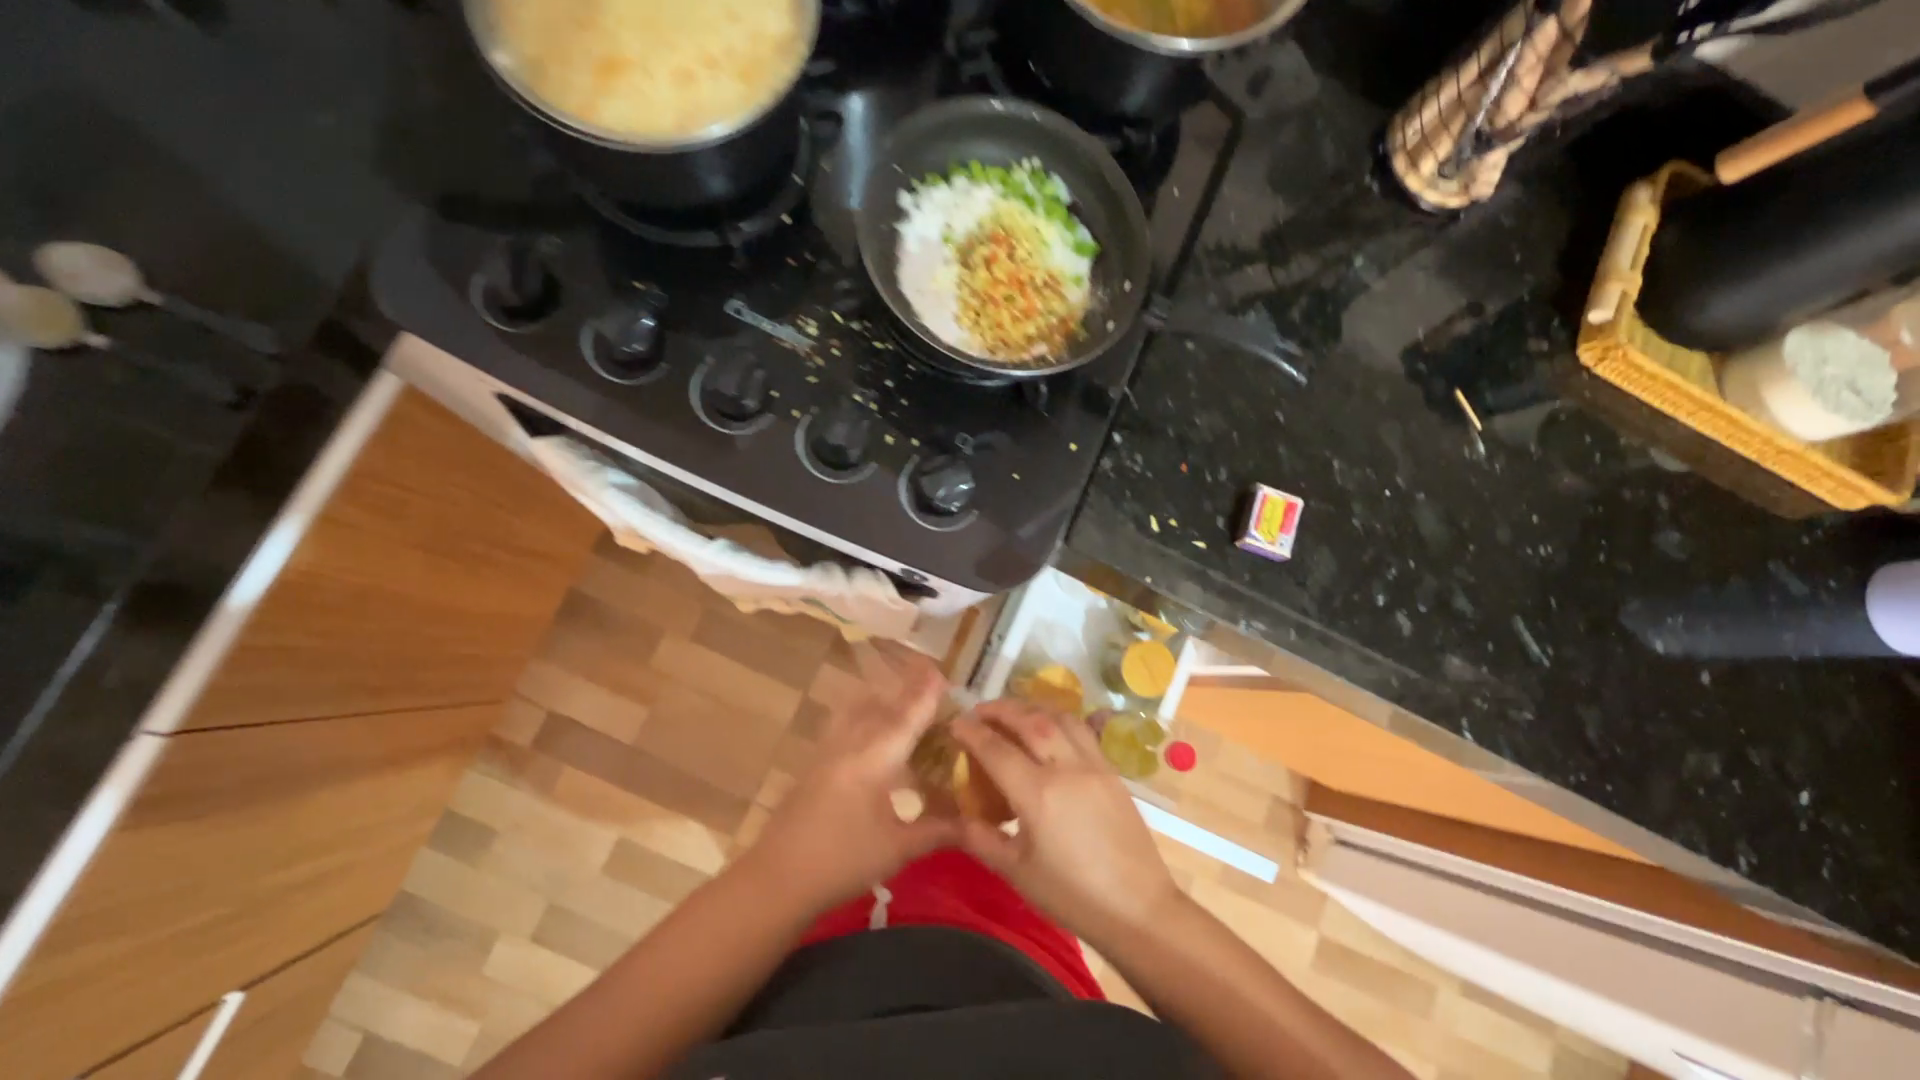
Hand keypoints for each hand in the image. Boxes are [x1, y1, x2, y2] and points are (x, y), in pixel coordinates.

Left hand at [745, 643, 961, 913]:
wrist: (776, 880)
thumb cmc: (842, 863)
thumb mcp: (898, 849)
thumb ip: (938, 831)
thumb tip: (976, 824)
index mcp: (873, 760)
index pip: (906, 719)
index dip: (926, 695)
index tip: (942, 672)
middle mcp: (849, 746)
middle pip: (880, 708)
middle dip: (905, 692)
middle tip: (929, 679)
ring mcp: (826, 755)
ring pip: (856, 713)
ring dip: (880, 701)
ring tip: (901, 699)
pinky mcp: (813, 768)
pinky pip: (843, 728)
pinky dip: (862, 719)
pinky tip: (870, 735)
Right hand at [952, 701, 1182, 948]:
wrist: (1138, 908)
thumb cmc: (1072, 895)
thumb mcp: (1016, 871)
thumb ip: (980, 838)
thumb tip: (953, 819)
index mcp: (1038, 794)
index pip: (996, 749)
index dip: (971, 732)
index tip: (954, 723)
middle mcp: (1067, 769)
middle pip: (1030, 721)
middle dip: (1001, 710)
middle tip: (979, 710)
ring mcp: (1094, 767)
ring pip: (1061, 719)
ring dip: (1032, 709)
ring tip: (1013, 714)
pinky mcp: (1112, 773)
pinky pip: (1081, 733)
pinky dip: (1058, 722)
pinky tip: (1049, 733)